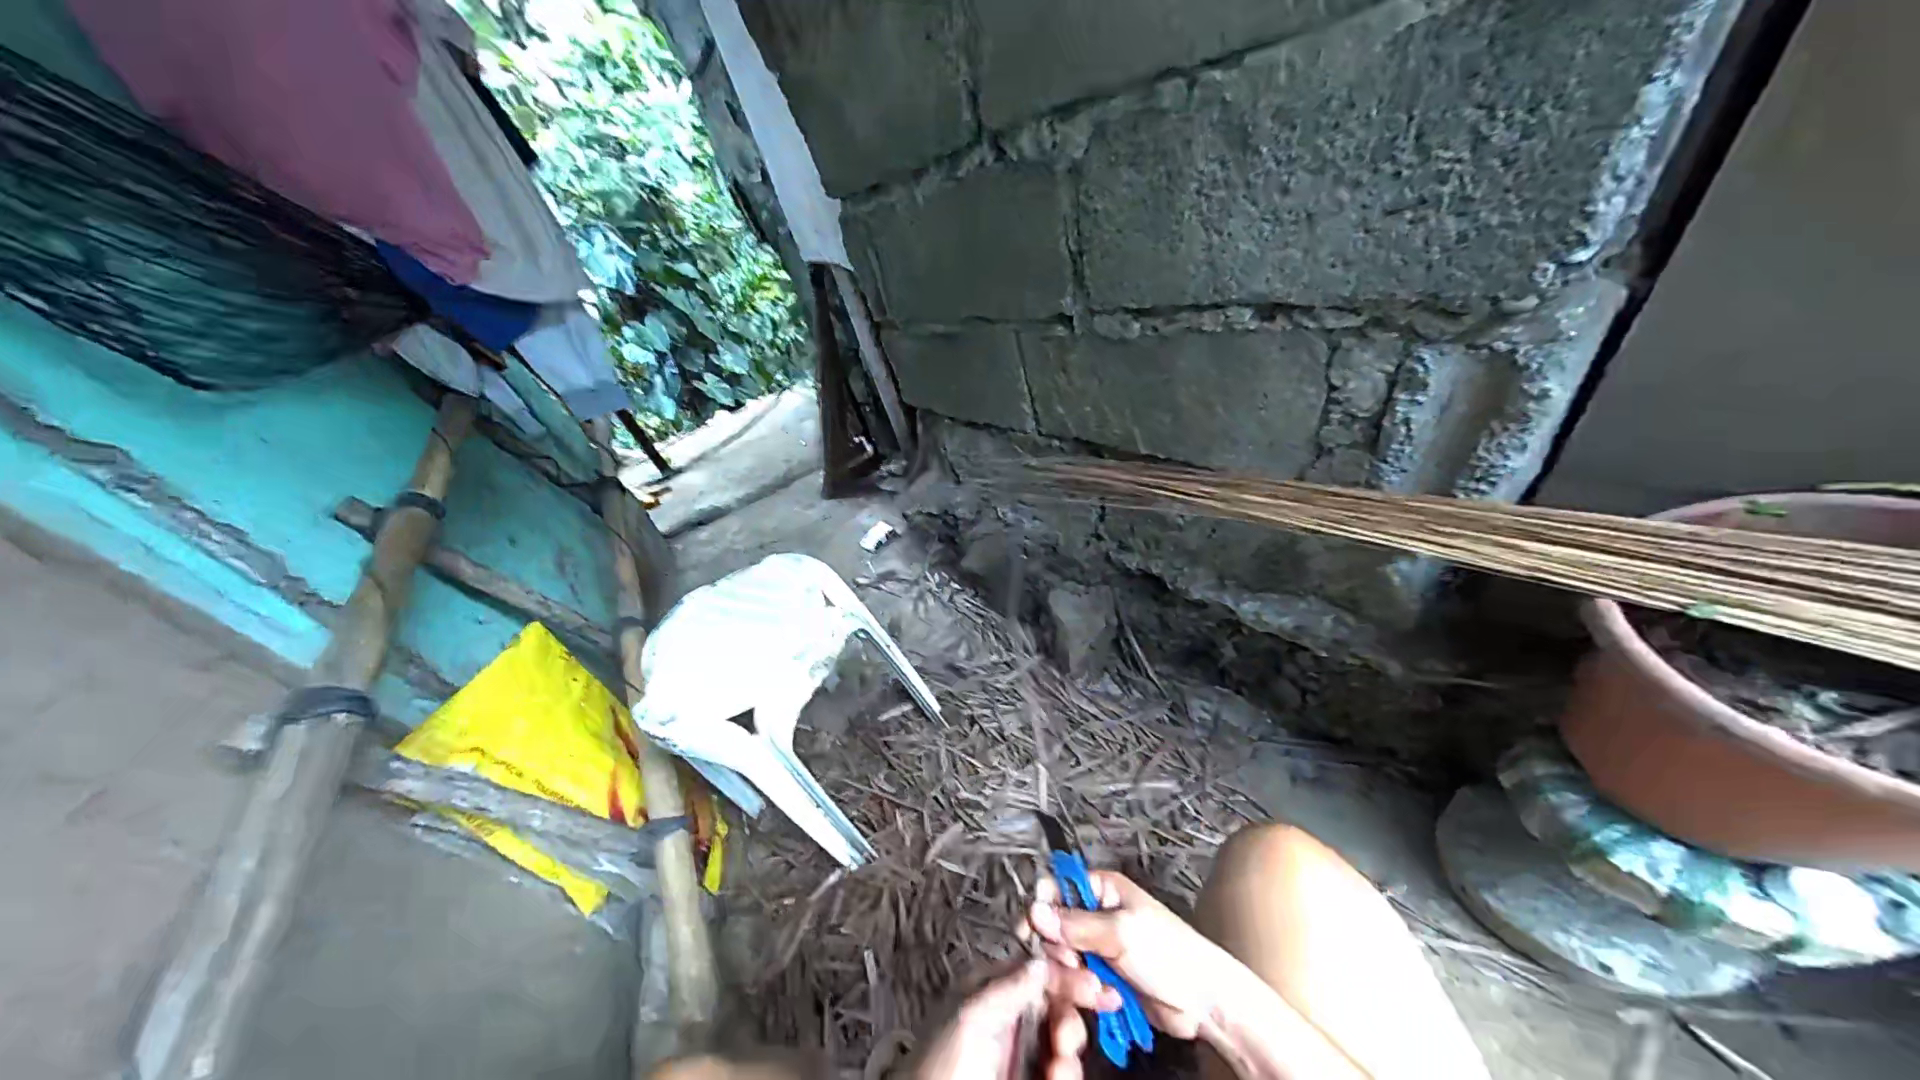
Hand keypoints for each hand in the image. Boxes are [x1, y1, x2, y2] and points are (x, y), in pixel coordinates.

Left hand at [911, 958, 1118, 1079]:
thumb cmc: (942, 1065)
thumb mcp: (971, 1017)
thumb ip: (1009, 986)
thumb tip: (1041, 960)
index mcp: (991, 985)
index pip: (1033, 961)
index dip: (1062, 964)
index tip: (1089, 977)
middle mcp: (1009, 1010)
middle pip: (1055, 995)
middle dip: (1071, 1008)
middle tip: (1077, 1025)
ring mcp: (1020, 1046)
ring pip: (1063, 1031)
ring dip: (1070, 1042)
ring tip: (1061, 1061)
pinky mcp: (1030, 1075)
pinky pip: (1061, 1066)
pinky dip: (1066, 1071)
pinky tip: (1058, 1075)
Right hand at [1027, 871, 1240, 1041]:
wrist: (1204, 1003)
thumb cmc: (1172, 954)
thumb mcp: (1121, 933)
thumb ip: (1075, 924)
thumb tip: (1035, 911)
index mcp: (1101, 889)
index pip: (1055, 888)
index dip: (1041, 910)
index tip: (1033, 933)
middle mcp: (1096, 914)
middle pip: (1054, 928)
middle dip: (1062, 953)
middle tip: (1075, 965)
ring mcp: (1099, 947)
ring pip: (1063, 960)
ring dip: (1077, 978)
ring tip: (1102, 988)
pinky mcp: (1102, 977)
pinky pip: (1078, 983)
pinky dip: (1088, 994)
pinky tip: (1109, 999)